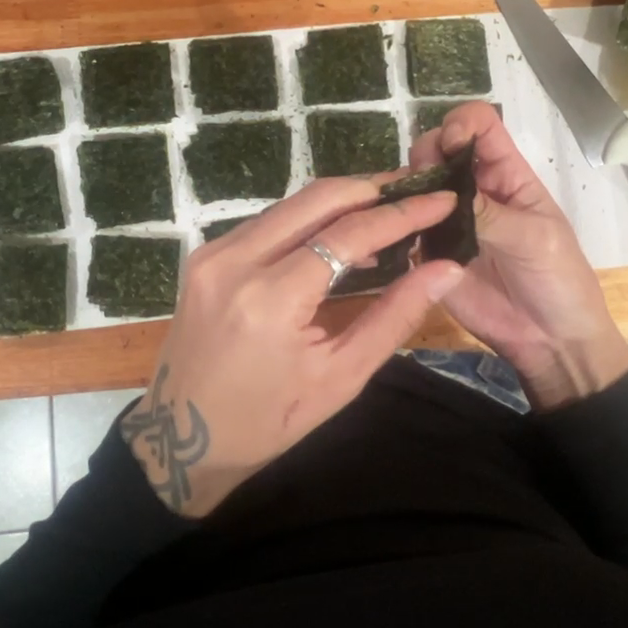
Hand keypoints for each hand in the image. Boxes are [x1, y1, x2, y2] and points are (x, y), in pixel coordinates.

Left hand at [122, 176, 464, 516]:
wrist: (180, 439)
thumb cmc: (267, 422)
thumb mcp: (340, 377)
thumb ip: (395, 316)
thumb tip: (447, 269)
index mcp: (270, 298)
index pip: (349, 234)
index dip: (402, 213)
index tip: (443, 199)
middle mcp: (236, 260)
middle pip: (317, 198)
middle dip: (373, 188)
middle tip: (417, 191)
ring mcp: (214, 253)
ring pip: (291, 204)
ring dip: (343, 201)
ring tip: (389, 211)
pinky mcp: (205, 255)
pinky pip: (269, 221)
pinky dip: (310, 220)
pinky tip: (341, 236)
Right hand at [408, 101, 627, 411]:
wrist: (550, 341)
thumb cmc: (558, 280)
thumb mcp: (534, 239)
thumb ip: (489, 212)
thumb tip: (444, 192)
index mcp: (506, 174)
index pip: (480, 126)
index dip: (462, 124)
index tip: (451, 144)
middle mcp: (472, 189)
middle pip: (437, 148)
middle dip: (427, 154)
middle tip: (425, 184)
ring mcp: (448, 220)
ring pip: (415, 185)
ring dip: (407, 187)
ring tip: (408, 210)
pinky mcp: (429, 252)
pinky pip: (404, 228)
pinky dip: (394, 222)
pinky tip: (392, 231)